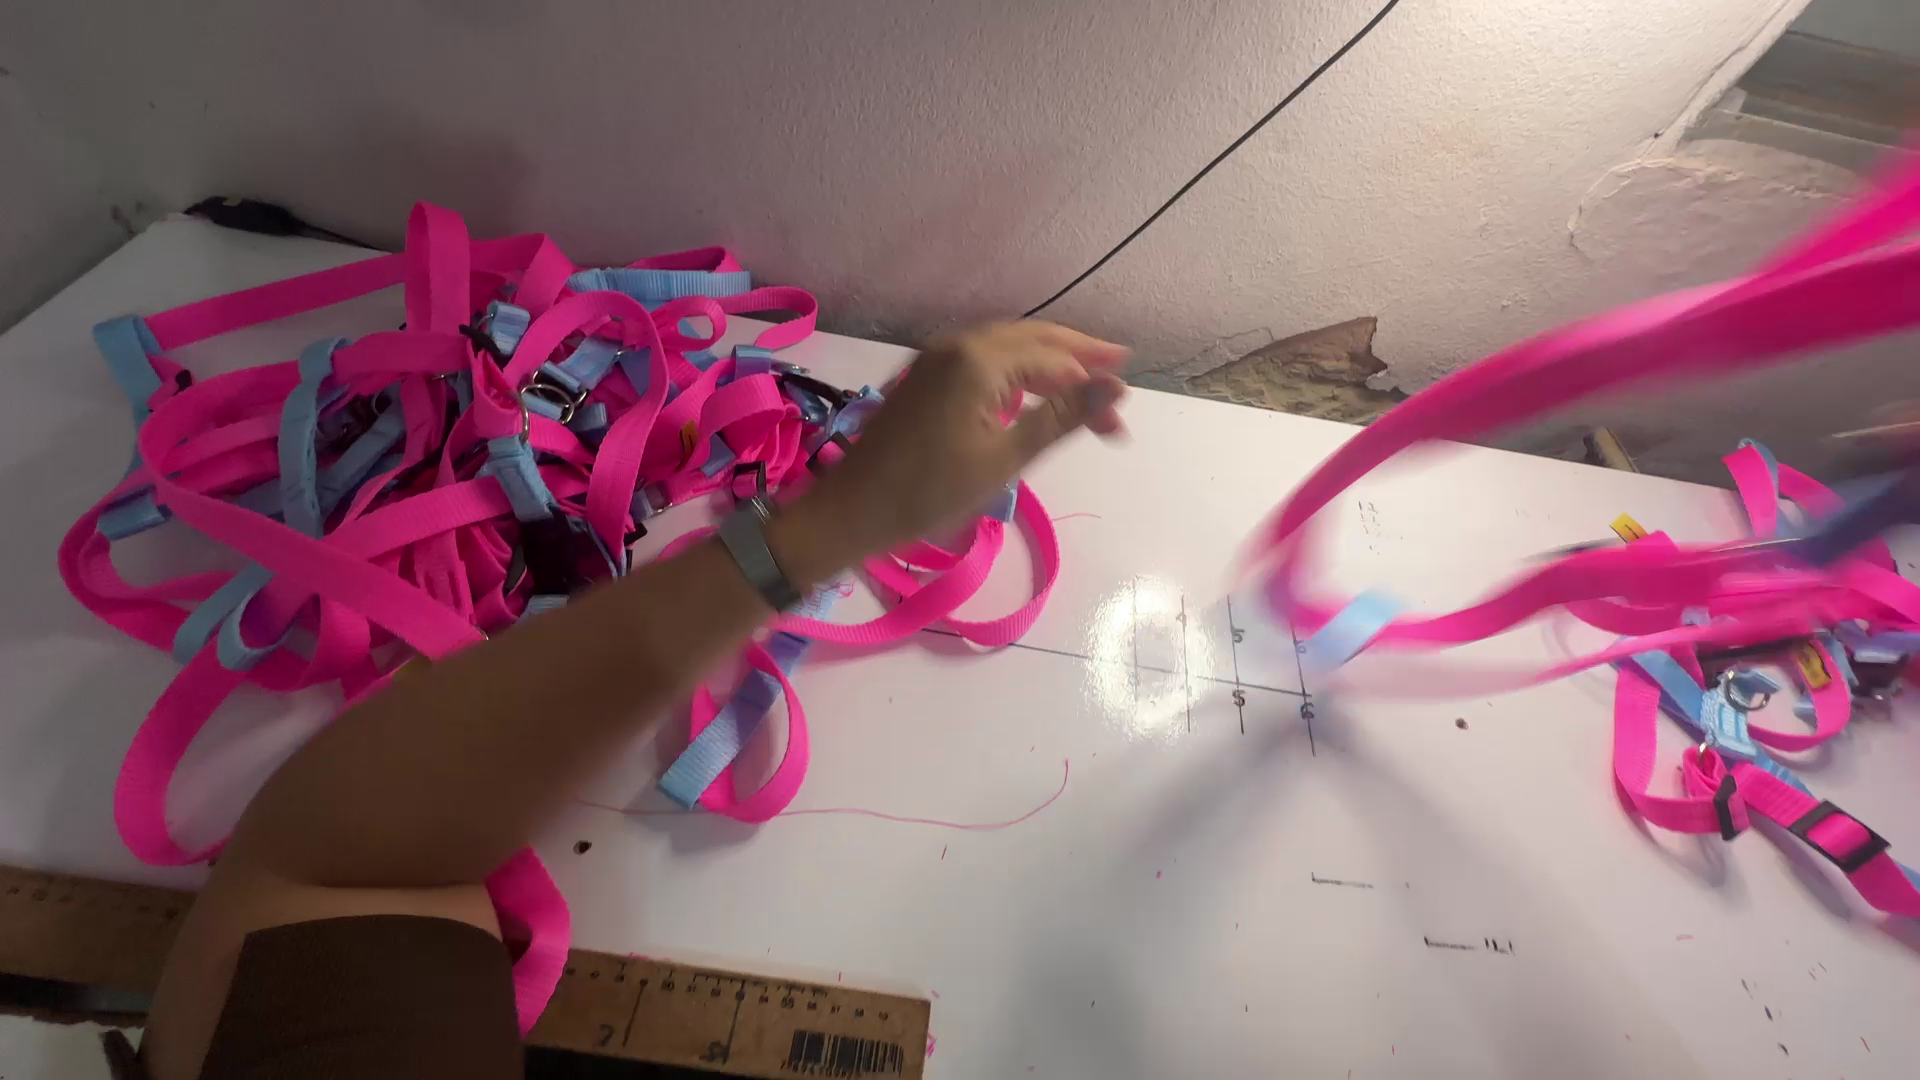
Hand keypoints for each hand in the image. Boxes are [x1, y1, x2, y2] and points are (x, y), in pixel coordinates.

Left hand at [773, 321, 1127, 577]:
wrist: (854, 509)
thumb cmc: (929, 491)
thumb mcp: (1004, 459)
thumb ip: (1061, 417)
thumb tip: (1116, 386)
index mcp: (978, 360)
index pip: (1053, 363)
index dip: (1091, 387)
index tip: (1120, 422)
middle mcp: (957, 344)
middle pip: (1031, 339)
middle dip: (1076, 355)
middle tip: (1117, 365)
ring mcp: (935, 357)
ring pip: (1005, 347)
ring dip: (1046, 361)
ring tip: (1083, 377)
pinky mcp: (923, 376)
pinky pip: (980, 360)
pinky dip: (1014, 370)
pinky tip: (1029, 388)